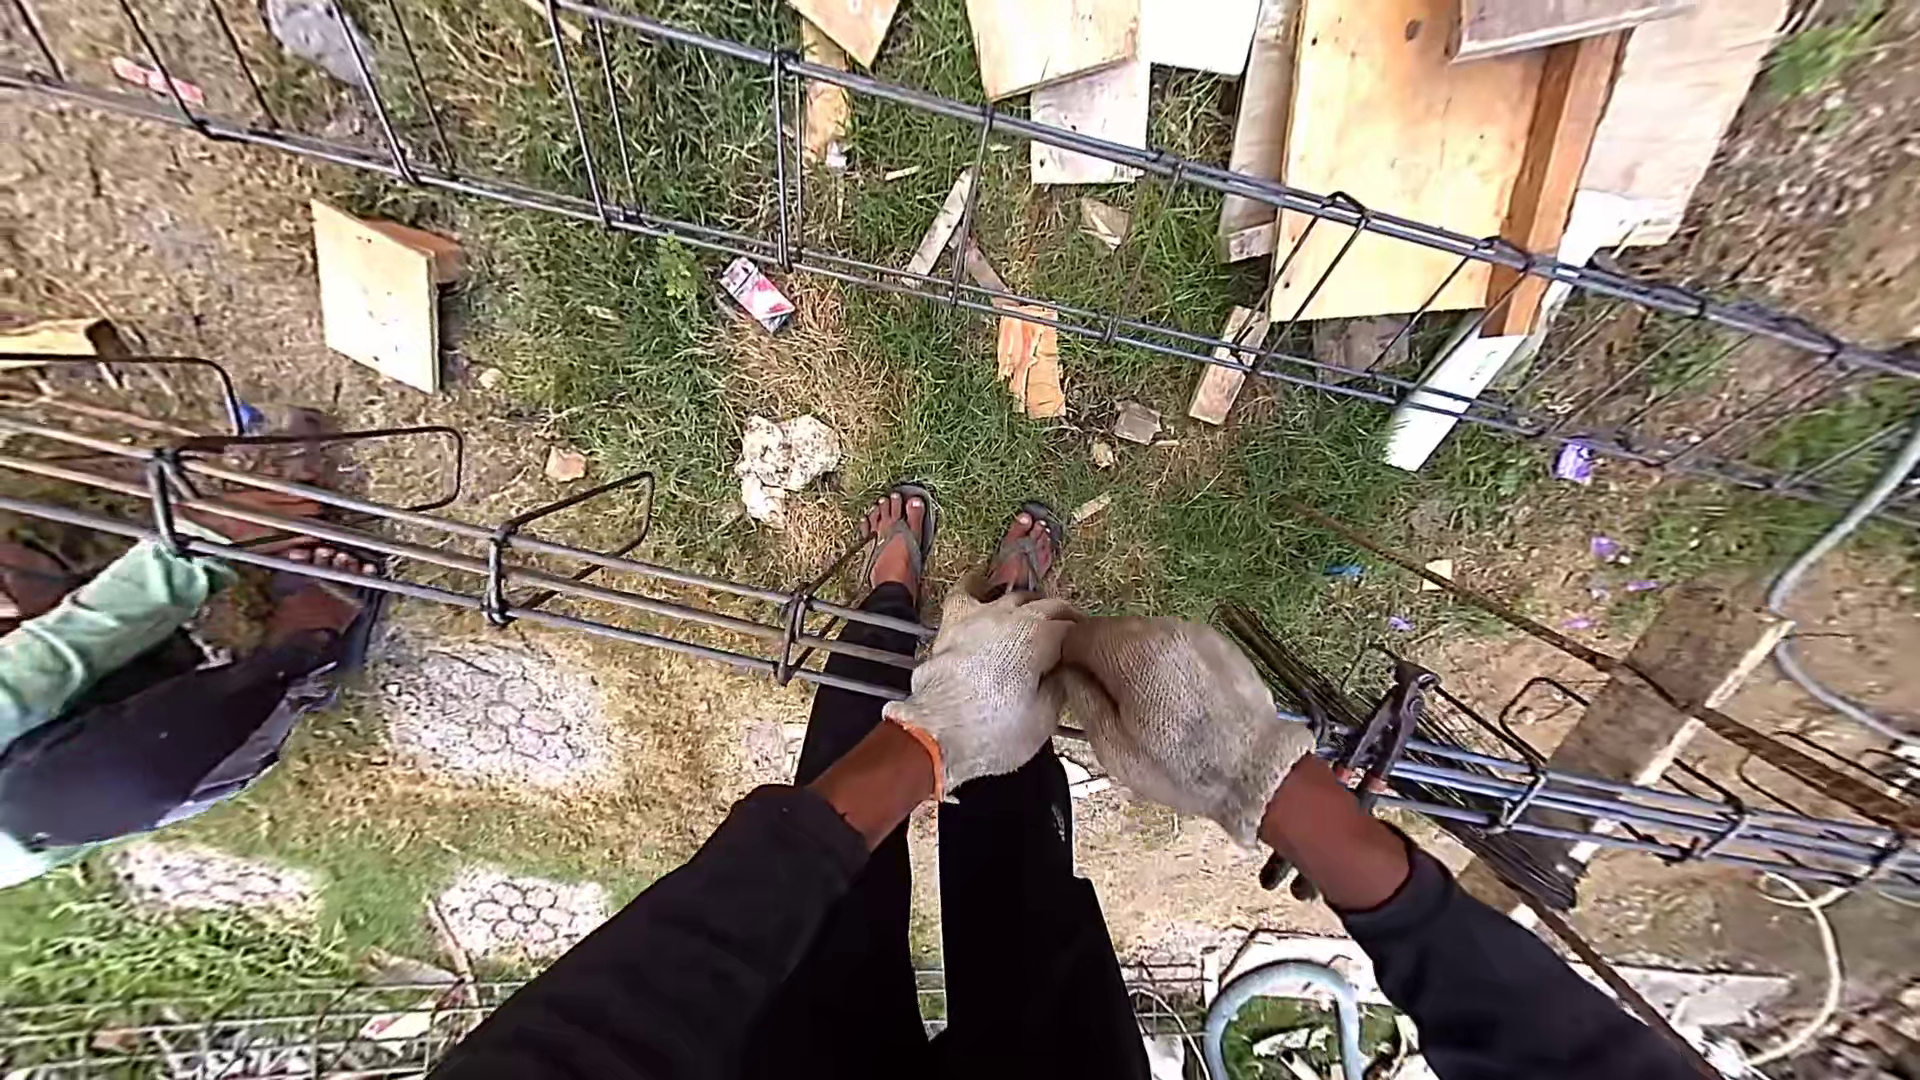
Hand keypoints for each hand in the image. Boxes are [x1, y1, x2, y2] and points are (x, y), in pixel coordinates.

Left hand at [882, 578, 1078, 797]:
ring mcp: (982, 614)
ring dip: (1029, 605)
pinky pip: (965, 591)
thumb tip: (1064, 670)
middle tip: (1066, 636)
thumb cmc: (996, 732)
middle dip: (1061, 618)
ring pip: (1013, 597)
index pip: (1072, 627)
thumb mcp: (1045, 719)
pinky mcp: (954, 620)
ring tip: (1034, 618)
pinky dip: (976, 585)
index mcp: (1042, 637)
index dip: (1082, 638)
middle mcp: (1014, 616)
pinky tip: (981, 582)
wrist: (939, 733)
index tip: (1084, 650)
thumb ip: (1060, 686)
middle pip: (1047, 606)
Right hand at [1051, 617, 1316, 845]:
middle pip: (1109, 629)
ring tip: (1148, 696)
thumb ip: (1082, 699)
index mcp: (1130, 653)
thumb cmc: (1180, 766)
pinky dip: (1163, 657)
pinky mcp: (1215, 639)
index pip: (1077, 634)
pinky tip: (1177, 691)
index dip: (1068, 657)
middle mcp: (1159, 629)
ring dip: (1133, 656)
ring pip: (1141, 632)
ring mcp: (1190, 630)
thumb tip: (1067, 671)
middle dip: (1102, 656)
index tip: (1075, 682)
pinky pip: (1172, 639)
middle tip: (1112, 696)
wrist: (1259, 771)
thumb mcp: (1114, 748)